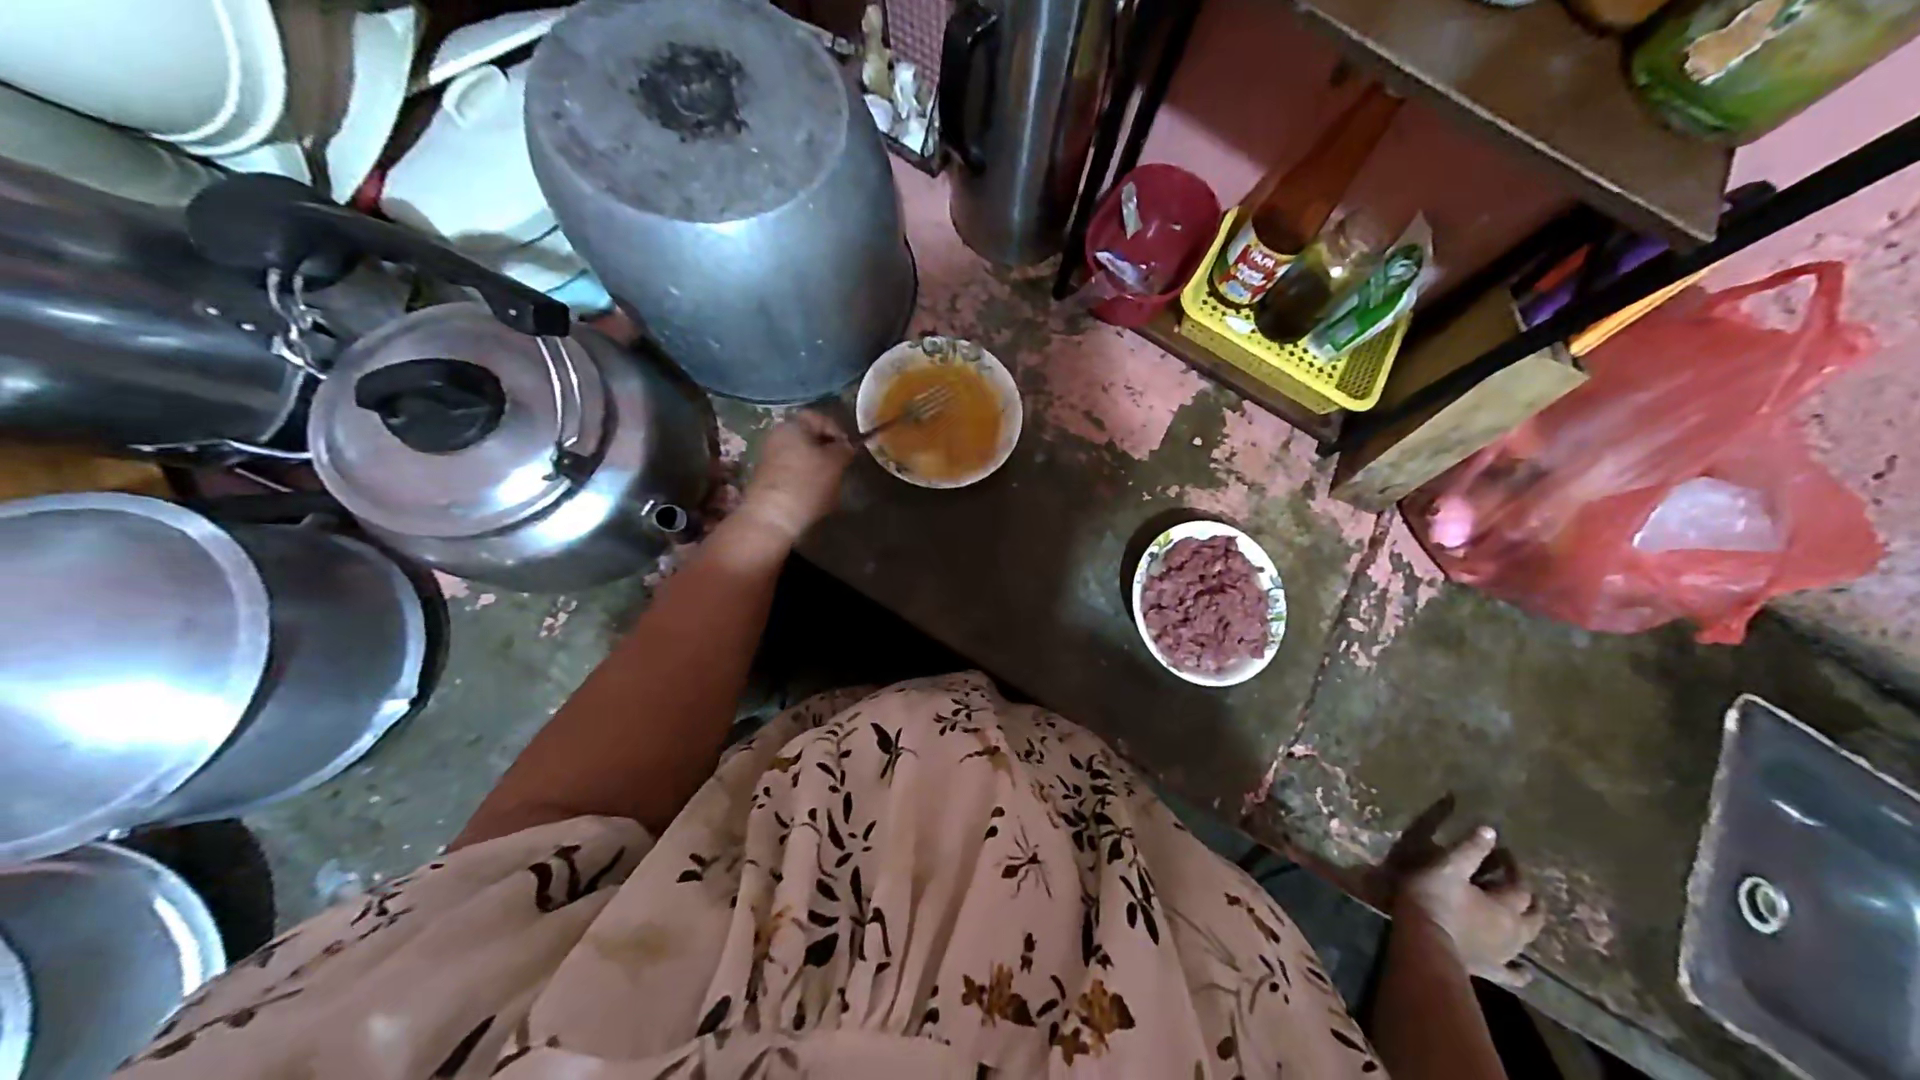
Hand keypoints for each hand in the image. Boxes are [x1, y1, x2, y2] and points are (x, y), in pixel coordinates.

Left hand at [737, 411, 856, 543]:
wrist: (772, 518)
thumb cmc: (807, 483)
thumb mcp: (834, 463)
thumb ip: (843, 449)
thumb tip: (845, 446)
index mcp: (792, 426)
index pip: (819, 418)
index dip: (838, 431)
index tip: (849, 450)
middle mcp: (777, 436)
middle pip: (809, 437)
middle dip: (828, 450)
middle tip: (842, 466)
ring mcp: (769, 457)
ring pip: (801, 455)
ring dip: (818, 466)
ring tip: (830, 483)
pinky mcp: (766, 478)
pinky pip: (792, 471)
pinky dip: (805, 478)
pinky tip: (814, 494)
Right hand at [1381, 796, 1544, 986]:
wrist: (1424, 942)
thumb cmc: (1435, 899)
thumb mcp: (1448, 867)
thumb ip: (1470, 850)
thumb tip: (1490, 830)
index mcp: (1506, 905)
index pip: (1519, 884)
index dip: (1514, 868)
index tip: (1506, 853)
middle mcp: (1514, 931)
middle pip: (1533, 915)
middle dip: (1531, 899)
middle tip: (1524, 887)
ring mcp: (1505, 954)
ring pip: (1527, 941)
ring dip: (1528, 927)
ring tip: (1525, 919)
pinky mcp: (1492, 970)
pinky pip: (1513, 973)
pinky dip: (1521, 971)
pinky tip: (1524, 970)